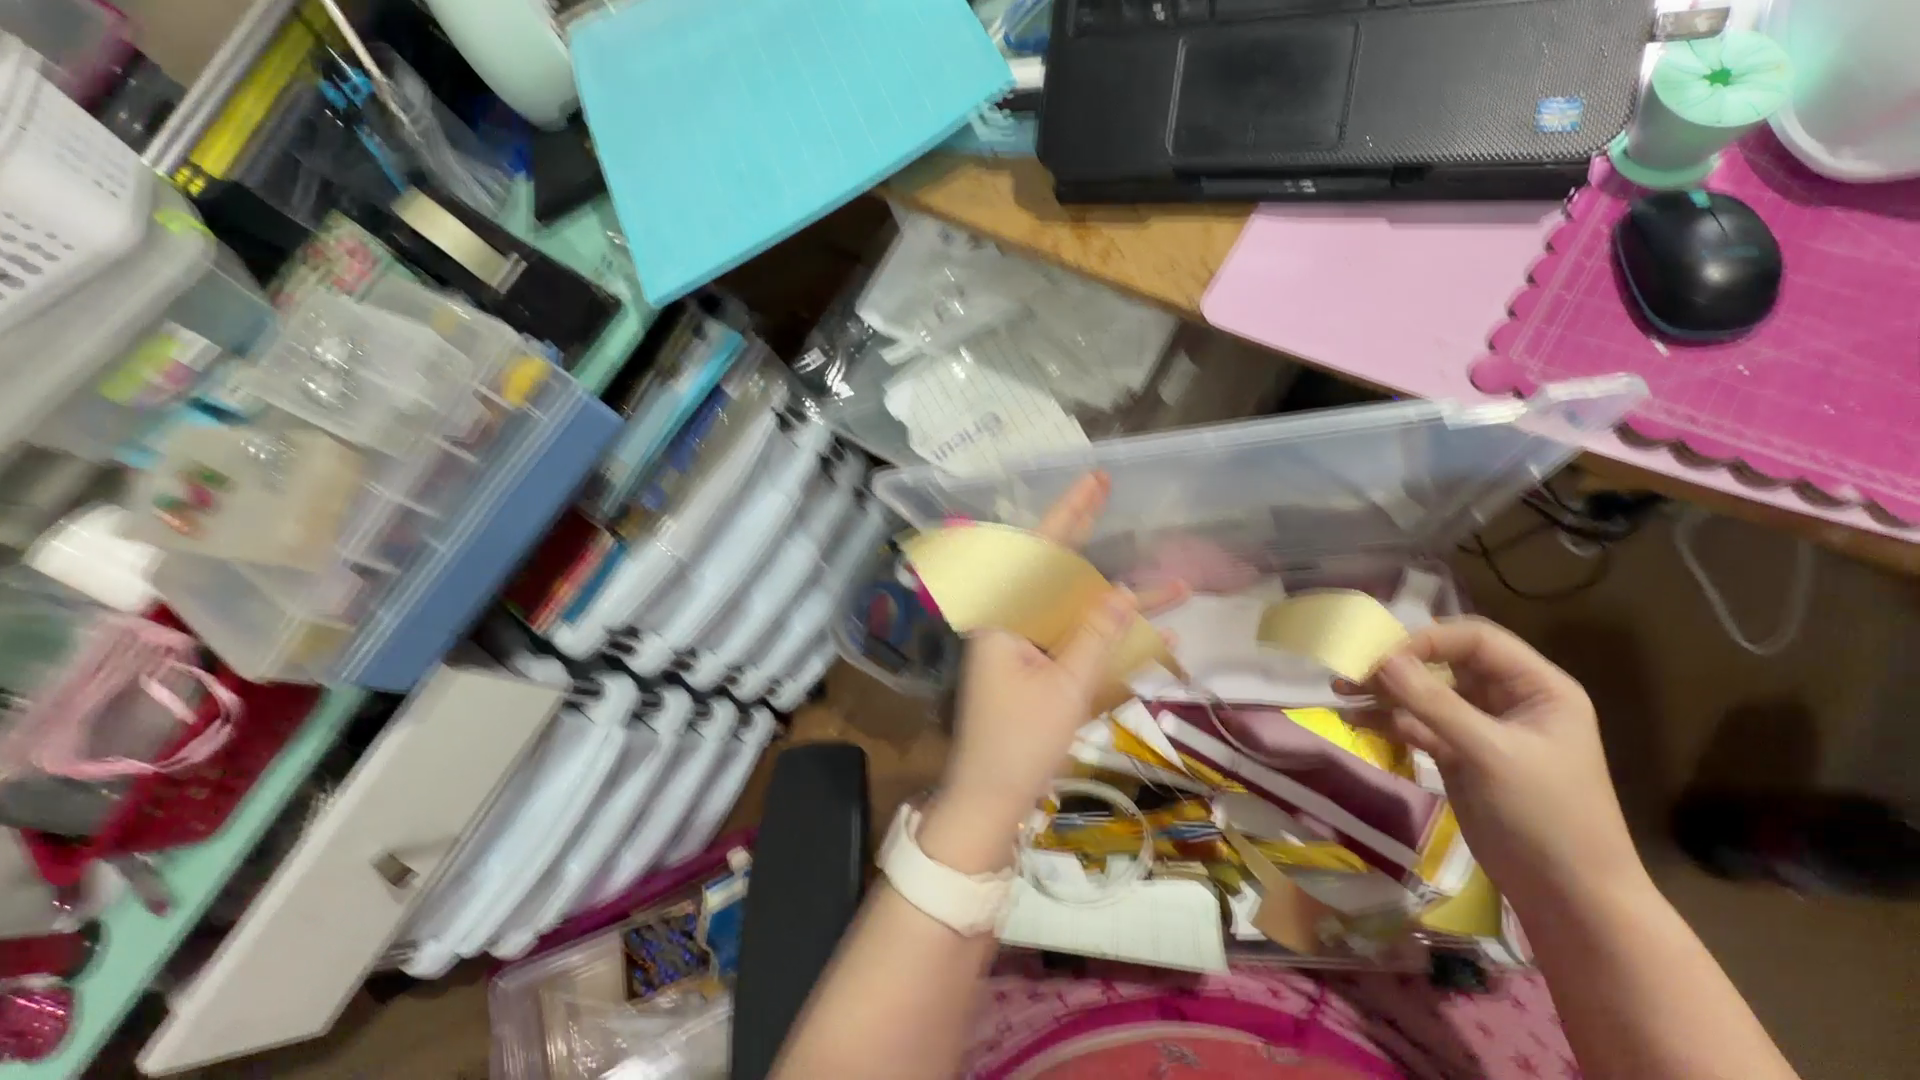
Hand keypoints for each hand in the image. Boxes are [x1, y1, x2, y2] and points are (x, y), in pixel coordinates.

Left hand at [920, 474, 1182, 872]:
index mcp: (1005, 619)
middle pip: (1056, 570)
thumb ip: (1095, 636)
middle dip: (1087, 535)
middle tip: (1108, 492)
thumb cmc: (1018, 744)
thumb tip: (1124, 589)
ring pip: (1076, 609)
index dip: (1069, 513)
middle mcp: (1012, 624)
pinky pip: (1078, 642)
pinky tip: (1155, 635)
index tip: (1095, 480)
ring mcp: (1025, 649)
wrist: (988, 800)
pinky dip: (1111, 637)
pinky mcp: (1038, 673)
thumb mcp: (1064, 689)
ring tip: (1176, 588)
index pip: (1039, 552)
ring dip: (1120, 601)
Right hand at [1360, 616, 1647, 910]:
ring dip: (1387, 694)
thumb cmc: (1545, 816)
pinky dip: (1390, 723)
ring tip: (1341, 694)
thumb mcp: (1489, 753)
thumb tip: (1380, 658)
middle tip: (1350, 673)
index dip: (1427, 641)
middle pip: (1447, 663)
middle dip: (1399, 665)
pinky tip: (1357, 722)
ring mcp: (1484, 730)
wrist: (1569, 898)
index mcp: (1539, 687)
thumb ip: (1433, 702)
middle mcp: (1511, 700)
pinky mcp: (1462, 758)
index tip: (1379, 657)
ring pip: (1428, 695)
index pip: (1476, 640)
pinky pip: (1421, 727)